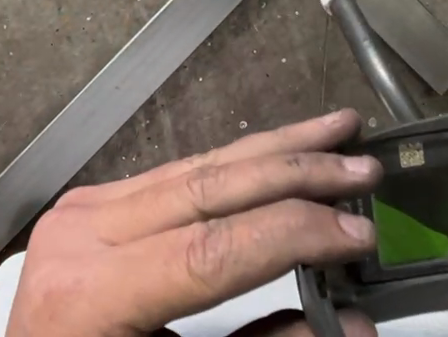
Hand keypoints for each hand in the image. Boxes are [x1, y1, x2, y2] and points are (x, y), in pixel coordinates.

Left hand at [6, 109, 383, 336]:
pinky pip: (178, 173)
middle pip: (208, 187)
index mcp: (91, 296)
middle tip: (364, 165)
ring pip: (197, 165)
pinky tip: (277, 150)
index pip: (211, 249)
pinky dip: (235, 162)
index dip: (293, 233)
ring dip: (274, 148)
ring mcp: (84, 208)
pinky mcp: (93, 200)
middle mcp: (84, 234)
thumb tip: (355, 324)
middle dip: (296, 171)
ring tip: (337, 129)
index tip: (360, 232)